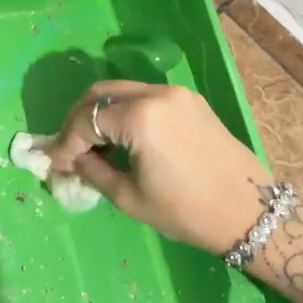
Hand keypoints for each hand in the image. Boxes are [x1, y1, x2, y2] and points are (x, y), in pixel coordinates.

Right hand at [44, 80, 275, 255]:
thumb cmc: (186, 211)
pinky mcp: (190, 101)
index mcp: (141, 118)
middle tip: (66, 149)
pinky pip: (144, 97)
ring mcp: (177, 94)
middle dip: (77, 120)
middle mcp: (157, 94)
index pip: (86, 121)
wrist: (249, 211)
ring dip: (99, 114)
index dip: (64, 143)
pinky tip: (118, 139)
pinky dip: (123, 112)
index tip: (53, 164)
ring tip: (89, 146)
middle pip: (100, 94)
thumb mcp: (129, 197)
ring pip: (121, 91)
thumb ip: (93, 172)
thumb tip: (71, 162)